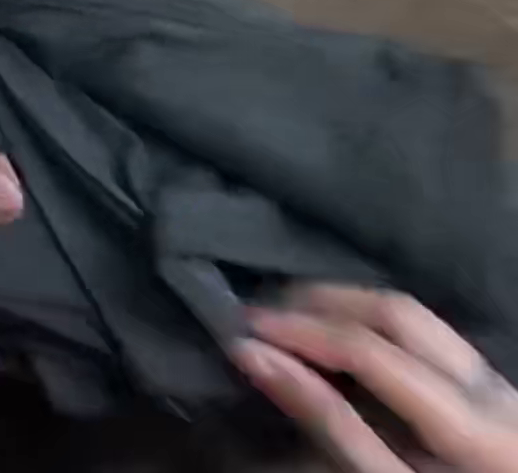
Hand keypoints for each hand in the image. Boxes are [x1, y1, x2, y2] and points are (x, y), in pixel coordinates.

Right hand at [234, 285, 517, 472]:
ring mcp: (496, 386)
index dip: (297, 329)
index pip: (370, 350)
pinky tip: (327, 339)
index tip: (238, 324)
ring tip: (288, 323)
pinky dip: (359, 322)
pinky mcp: (483, 385)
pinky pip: (416, 332)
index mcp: (482, 427)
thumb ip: (324, 418)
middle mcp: (498, 394)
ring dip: (334, 307)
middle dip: (316, 302)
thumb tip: (245, 348)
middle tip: (261, 316)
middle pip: (395, 314)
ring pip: (406, 315)